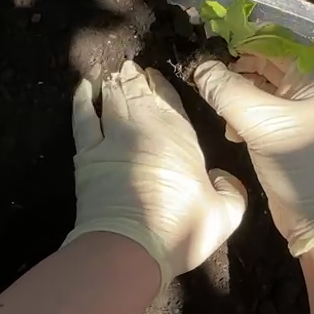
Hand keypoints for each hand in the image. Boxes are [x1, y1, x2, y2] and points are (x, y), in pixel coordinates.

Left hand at [67, 60, 246, 286]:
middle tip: (130, 66)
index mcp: (181, 138)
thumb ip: (232, 191)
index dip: (161, 86)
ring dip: (113, 84)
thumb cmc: (181, 230)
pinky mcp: (88, 155)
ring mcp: (114, 138)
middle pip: (139, 95)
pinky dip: (82, 100)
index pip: (170, 101)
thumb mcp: (225, 215)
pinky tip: (83, 87)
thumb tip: (224, 178)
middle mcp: (147, 129)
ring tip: (113, 72)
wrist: (129, 247)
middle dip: (135, 79)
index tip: (155, 75)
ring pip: (113, 100)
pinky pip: (83, 118)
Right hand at [191, 53, 313, 255]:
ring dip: (238, 96)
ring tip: (219, 109)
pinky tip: (232, 131)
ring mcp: (305, 112)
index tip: (212, 46)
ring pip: (263, 89)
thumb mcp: (260, 123)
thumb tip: (201, 68)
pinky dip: (245, 116)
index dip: (245, 39)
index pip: (279, 42)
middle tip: (208, 79)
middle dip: (238, 71)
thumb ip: (227, 92)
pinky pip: (264, 112)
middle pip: (269, 64)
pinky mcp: (292, 134)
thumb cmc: (301, 165)